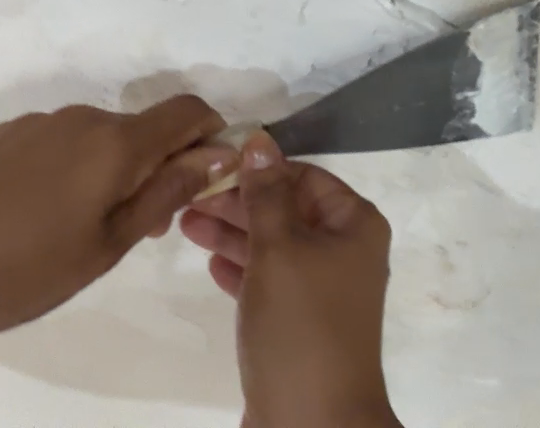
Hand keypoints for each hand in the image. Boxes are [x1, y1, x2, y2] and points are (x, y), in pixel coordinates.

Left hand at [0, 94, 232, 353]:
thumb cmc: (14, 275)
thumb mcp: (106, 247)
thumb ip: (168, 193)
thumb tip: (219, 155)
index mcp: (115, 143)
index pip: (190, 111)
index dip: (210, 136)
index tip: (203, 180)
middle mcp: (81, 118)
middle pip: (144, 129)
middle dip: (158, 167)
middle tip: (138, 229)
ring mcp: (36, 125)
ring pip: (100, 139)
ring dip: (112, 171)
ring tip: (75, 232)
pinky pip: (58, 144)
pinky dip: (70, 171)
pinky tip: (31, 220)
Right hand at [180, 132, 399, 427]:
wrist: (313, 424)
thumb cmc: (302, 324)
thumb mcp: (280, 249)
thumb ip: (266, 195)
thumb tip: (259, 140)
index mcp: (355, 223)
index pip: (306, 178)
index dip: (262, 171)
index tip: (213, 168)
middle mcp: (346, 249)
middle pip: (289, 210)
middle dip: (241, 203)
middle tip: (188, 198)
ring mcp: (325, 288)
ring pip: (277, 246)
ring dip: (234, 234)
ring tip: (184, 224)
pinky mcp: (302, 322)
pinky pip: (271, 282)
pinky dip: (243, 270)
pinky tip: (210, 262)